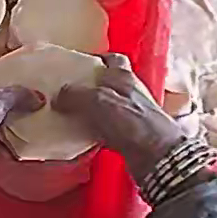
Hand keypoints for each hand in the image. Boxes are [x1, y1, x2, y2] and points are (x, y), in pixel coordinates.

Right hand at [52, 54, 183, 177]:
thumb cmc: (130, 122)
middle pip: (107, 84)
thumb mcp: (98, 101)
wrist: (158, 158)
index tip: (76, 67)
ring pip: (106, 107)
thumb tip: (58, 95)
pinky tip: (80, 136)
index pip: (111, 60)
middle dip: (89, 87)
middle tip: (66, 93)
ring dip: (89, 110)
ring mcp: (131, 115)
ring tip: (67, 114)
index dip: (96, 60)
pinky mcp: (130, 136)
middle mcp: (130, 93)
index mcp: (124, 77)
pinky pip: (106, 128)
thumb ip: (76, 95)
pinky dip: (94, 130)